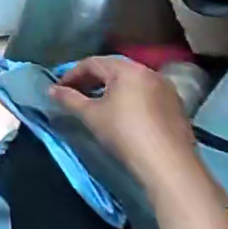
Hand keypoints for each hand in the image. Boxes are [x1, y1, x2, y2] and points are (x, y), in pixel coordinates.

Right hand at [49, 56, 219, 200]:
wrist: (169, 165)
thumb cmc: (125, 133)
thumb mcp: (91, 116)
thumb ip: (69, 99)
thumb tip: (51, 90)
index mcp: (128, 69)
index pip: (93, 63)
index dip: (71, 75)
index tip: (58, 90)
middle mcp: (149, 72)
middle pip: (113, 69)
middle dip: (91, 80)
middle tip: (74, 95)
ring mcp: (166, 89)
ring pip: (131, 82)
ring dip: (110, 90)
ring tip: (96, 105)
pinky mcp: (176, 107)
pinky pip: (145, 95)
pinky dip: (129, 99)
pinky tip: (122, 116)